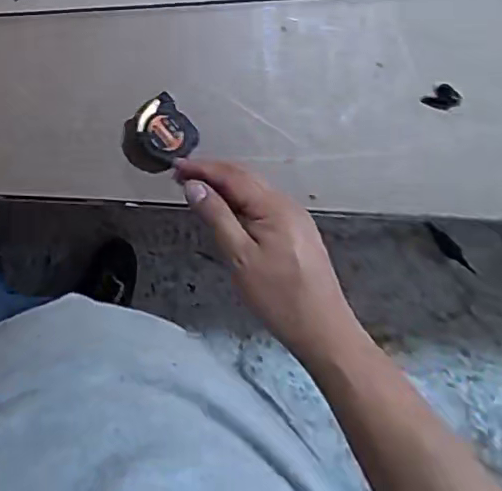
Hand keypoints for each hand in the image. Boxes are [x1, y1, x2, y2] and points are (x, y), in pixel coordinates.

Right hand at [175, 159, 364, 365]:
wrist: (326, 334)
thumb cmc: (280, 299)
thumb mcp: (240, 258)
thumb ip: (216, 216)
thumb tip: (194, 185)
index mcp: (275, 207)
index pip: (231, 175)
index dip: (201, 168)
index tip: (175, 167)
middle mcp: (287, 205)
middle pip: (244, 177)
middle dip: (211, 173)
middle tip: (180, 176)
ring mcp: (295, 218)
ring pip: (253, 189)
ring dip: (224, 185)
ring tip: (197, 189)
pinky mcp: (297, 232)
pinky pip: (262, 203)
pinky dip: (239, 199)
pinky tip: (226, 209)